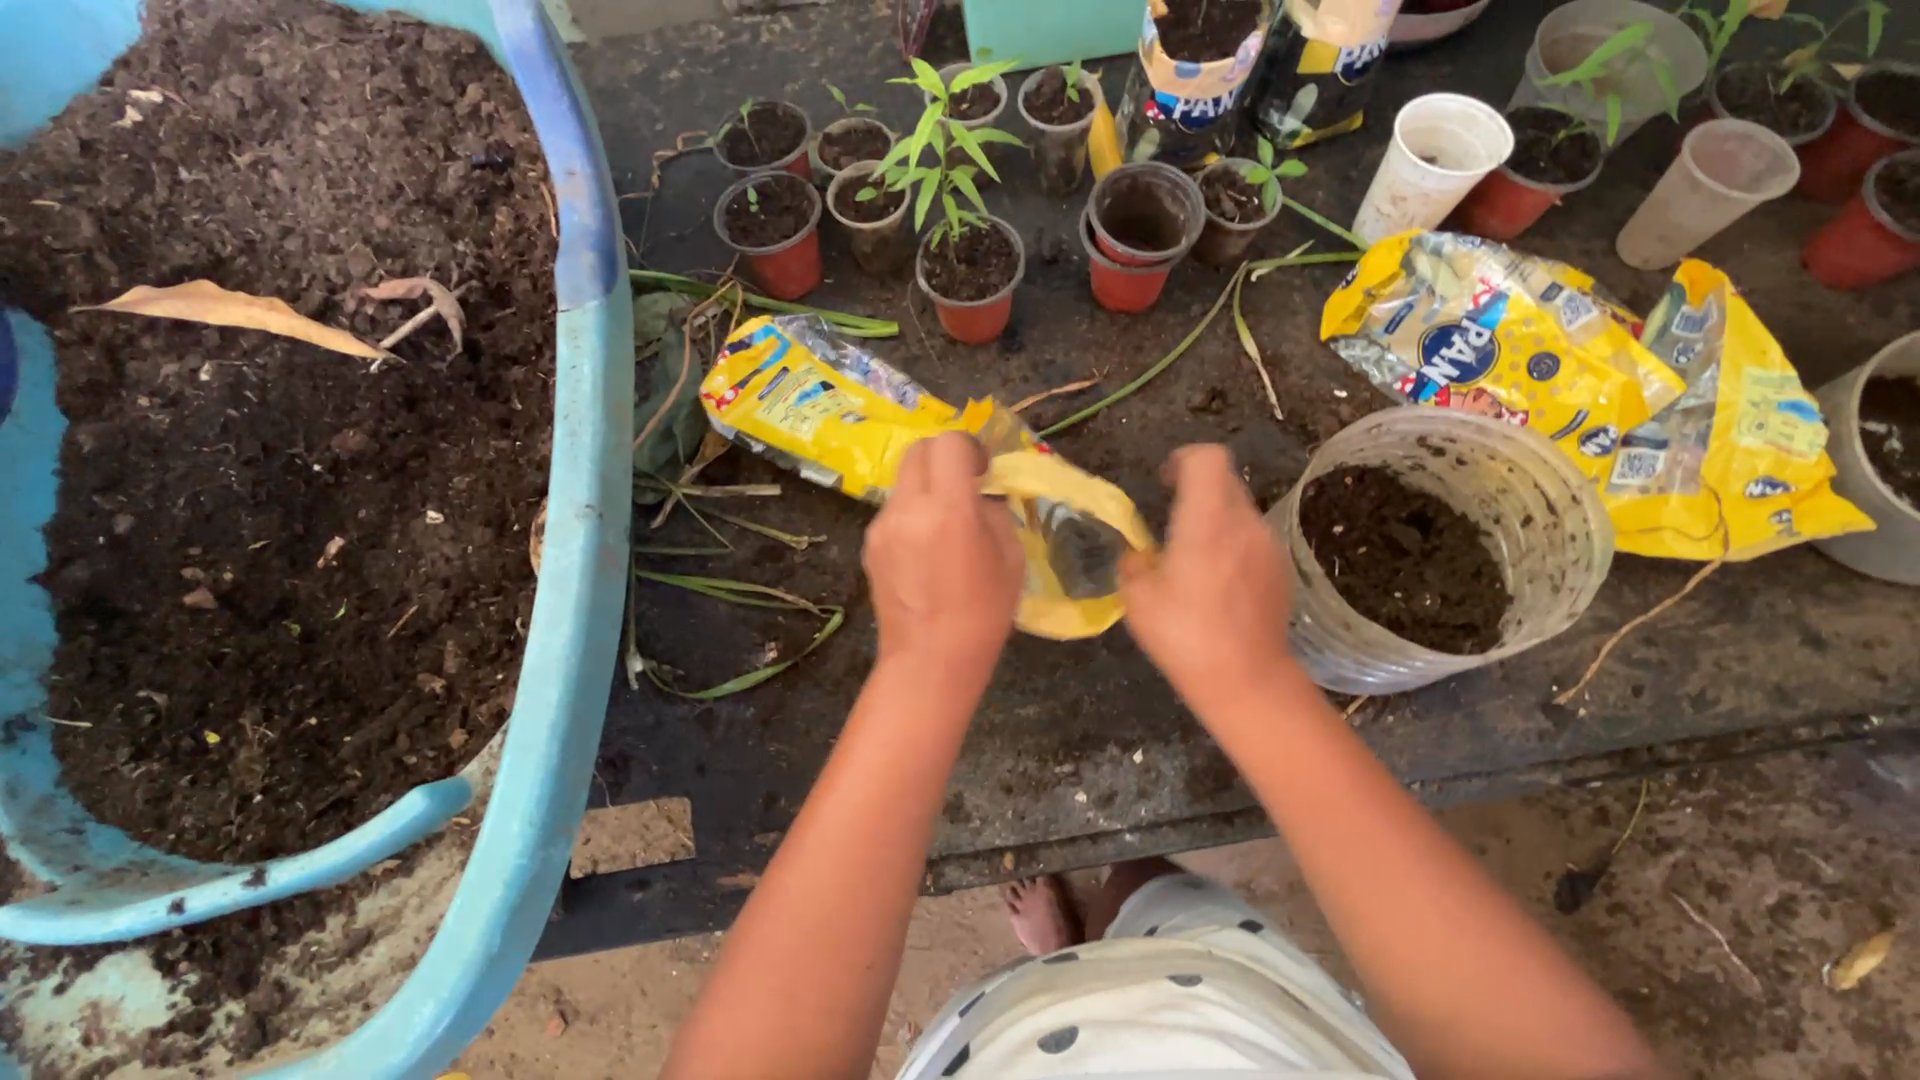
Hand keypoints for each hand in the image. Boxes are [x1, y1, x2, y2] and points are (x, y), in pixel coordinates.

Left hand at [863, 432, 1023, 673]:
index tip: (984, 470)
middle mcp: (908, 509)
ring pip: (903, 481)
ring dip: (927, 486)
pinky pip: (893, 512)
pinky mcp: (870, 545)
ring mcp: (882, 527)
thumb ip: (994, 514)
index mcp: (948, 510)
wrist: (930, 659)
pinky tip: (926, 549)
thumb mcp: (1009, 558)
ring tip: (946, 522)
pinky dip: (912, 513)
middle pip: (918, 450)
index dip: (970, 447)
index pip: (949, 443)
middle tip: (965, 481)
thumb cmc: (982, 614)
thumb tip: (980, 497)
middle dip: (944, 455)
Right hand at [1121, 445, 1298, 711]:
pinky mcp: (1281, 569)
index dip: (1183, 459)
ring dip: (1215, 520)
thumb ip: (1133, 564)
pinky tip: (1218, 584)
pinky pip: (1252, 539)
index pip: (1207, 459)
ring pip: (1240, 512)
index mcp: (1206, 521)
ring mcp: (1268, 545)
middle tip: (1172, 522)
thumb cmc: (1185, 636)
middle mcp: (1243, 523)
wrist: (1246, 679)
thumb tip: (1137, 555)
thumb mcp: (1137, 600)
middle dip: (1197, 490)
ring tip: (1194, 558)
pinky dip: (1233, 545)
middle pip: (1225, 481)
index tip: (1165, 481)